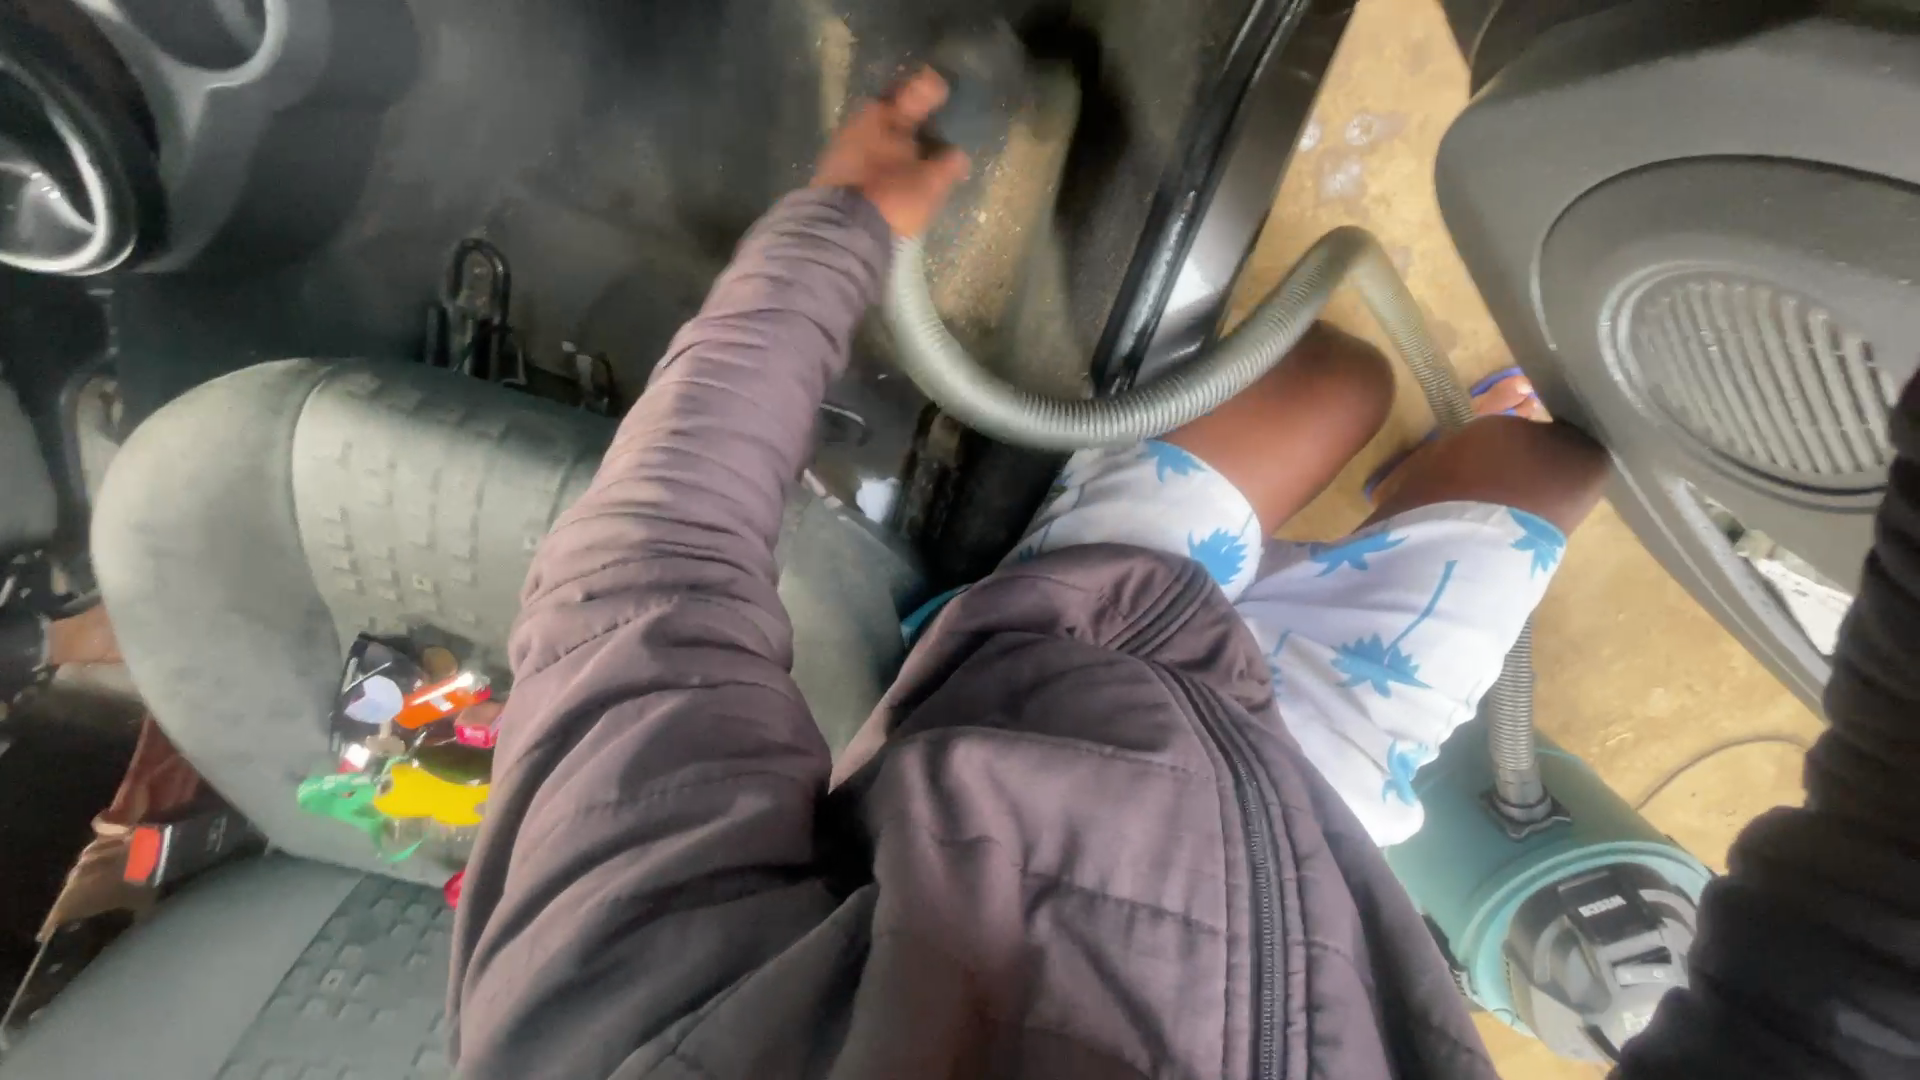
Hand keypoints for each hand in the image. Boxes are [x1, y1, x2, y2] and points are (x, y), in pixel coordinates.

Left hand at [812, 67, 968, 236]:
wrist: (842, 229)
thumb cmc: (891, 196)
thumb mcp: (929, 183)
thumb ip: (947, 166)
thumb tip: (959, 156)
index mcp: (883, 114)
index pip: (913, 93)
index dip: (930, 89)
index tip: (941, 88)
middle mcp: (858, 123)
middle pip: (888, 116)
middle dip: (906, 121)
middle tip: (924, 131)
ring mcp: (840, 148)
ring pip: (872, 138)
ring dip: (889, 144)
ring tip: (906, 159)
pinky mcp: (831, 175)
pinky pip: (860, 160)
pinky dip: (875, 163)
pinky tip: (885, 177)